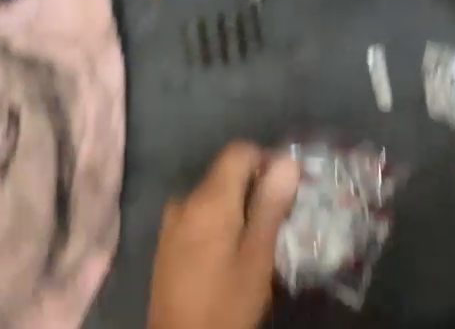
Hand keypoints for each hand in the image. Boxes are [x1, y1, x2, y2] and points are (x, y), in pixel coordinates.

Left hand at [148, 142, 301, 328]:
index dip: (266, 160)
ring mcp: (172, 223)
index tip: (286, 190)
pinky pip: (198, 216)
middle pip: (226, 173)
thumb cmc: (226, 303)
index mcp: (209, 198)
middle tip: (277, 221)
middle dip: (254, 187)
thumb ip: (271, 205)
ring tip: (256, 240)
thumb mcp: (258, 257)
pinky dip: (218, 223)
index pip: (239, 151)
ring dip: (237, 207)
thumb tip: (288, 160)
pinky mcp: (167, 244)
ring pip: (212, 196)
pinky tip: (230, 254)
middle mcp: (185, 200)